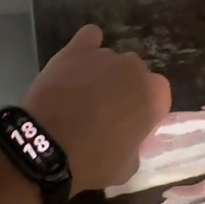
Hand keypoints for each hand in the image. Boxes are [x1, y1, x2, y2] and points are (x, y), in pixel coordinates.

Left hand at [23, 25, 170, 193]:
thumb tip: (128, 138)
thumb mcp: (127, 166)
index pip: (158, 96)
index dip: (143, 111)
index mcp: (155, 95)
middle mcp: (135, 68)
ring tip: (80, 94)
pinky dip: (87, 46)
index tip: (129, 125)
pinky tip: (78, 62)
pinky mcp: (77, 49)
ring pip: (111, 60)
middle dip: (124, 89)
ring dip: (102, 73)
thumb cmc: (93, 161)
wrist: (46, 147)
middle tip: (104, 111)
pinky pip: (90, 37)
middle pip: (135, 74)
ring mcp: (106, 54)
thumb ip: (136, 144)